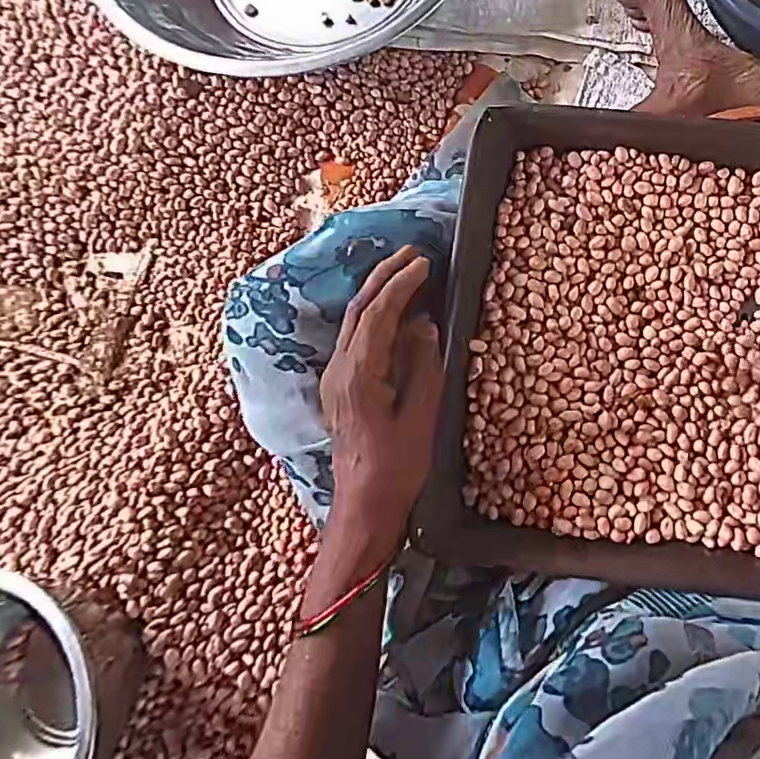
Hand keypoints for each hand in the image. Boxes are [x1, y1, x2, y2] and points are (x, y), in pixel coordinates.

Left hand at [320, 245, 443, 550]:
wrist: (363, 506)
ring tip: (406, 269)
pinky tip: (396, 310)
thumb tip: (425, 325)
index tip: (425, 264)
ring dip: (378, 291)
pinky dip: (376, 313)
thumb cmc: (397, 468)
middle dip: (384, 276)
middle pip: (358, 309)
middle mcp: (338, 370)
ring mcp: (334, 377)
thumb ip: (423, 367)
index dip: (401, 286)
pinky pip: (356, 337)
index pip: (377, 315)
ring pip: (353, 321)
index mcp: (358, 377)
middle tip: (413, 253)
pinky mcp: (339, 386)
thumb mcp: (422, 418)